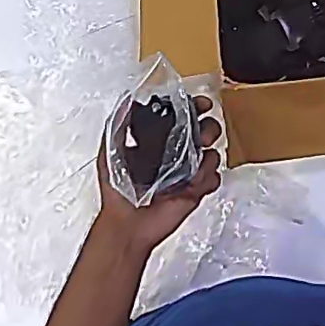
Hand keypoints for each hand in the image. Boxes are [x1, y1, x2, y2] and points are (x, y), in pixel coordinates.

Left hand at [95, 97, 222, 257]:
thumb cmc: (117, 190)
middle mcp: (177, 154)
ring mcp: (189, 172)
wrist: (127, 224)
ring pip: (213, 154)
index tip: (201, 105)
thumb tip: (126, 101)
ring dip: (208, 156)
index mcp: (159, 141)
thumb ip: (119, 126)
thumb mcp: (111, 152)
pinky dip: (208, 179)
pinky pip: (214, 178)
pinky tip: (194, 183)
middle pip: (206, 131)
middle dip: (209, 129)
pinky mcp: (198, 190)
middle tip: (202, 135)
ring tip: (194, 166)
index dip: (195, 108)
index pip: (183, 117)